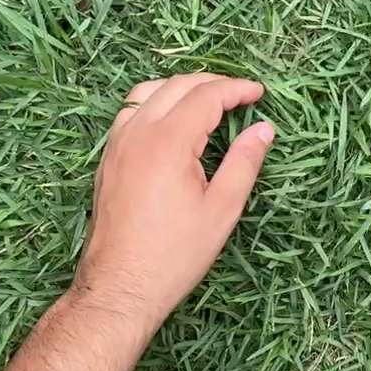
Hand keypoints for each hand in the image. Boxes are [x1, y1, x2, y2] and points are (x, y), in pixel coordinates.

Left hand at [75, 74, 274, 326]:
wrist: (118, 287)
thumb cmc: (175, 254)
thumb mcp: (222, 209)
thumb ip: (244, 162)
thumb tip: (263, 128)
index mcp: (168, 142)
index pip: (206, 96)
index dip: (236, 89)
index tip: (259, 93)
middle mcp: (138, 133)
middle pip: (177, 85)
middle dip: (213, 83)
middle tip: (241, 95)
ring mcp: (117, 144)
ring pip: (148, 91)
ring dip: (181, 88)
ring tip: (208, 101)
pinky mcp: (108, 158)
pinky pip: (131, 111)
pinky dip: (156, 102)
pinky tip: (172, 122)